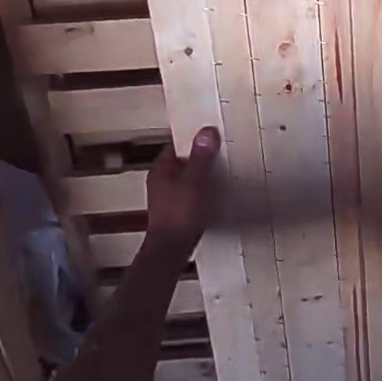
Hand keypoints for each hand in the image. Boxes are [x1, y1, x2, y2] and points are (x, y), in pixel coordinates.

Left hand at [145, 127, 220, 246]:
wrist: (171, 249)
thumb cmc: (180, 212)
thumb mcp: (195, 180)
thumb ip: (201, 156)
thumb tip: (207, 131)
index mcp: (161, 169)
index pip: (176, 145)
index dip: (193, 140)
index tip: (212, 138)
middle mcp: (159, 181)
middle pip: (182, 163)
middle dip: (200, 159)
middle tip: (221, 156)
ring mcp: (165, 198)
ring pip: (185, 180)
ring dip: (201, 178)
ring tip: (222, 175)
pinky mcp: (173, 213)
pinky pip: (188, 196)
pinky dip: (200, 194)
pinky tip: (213, 198)